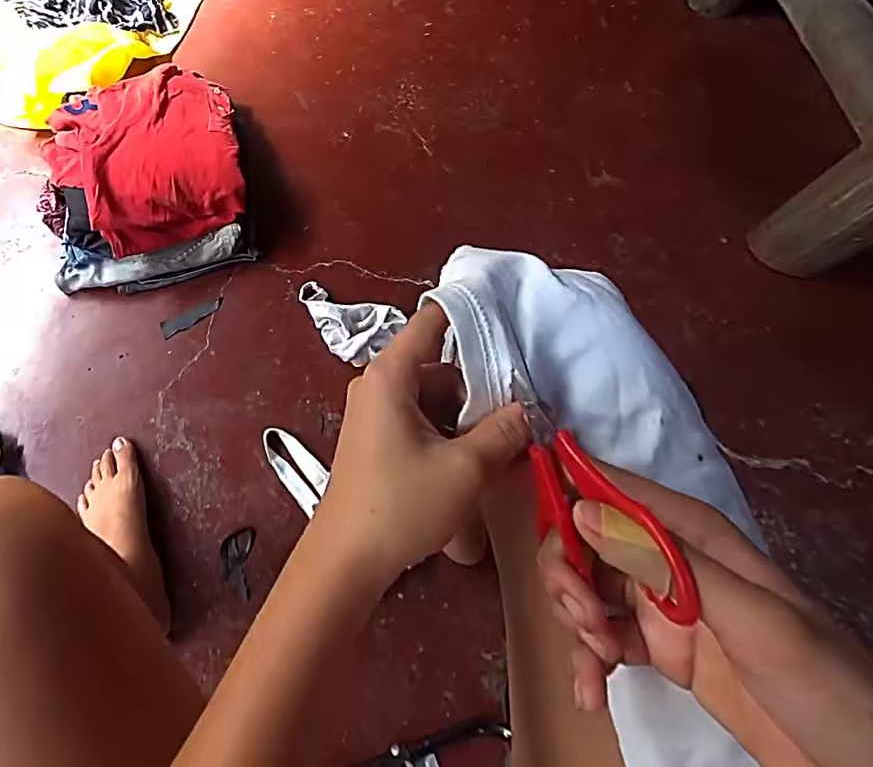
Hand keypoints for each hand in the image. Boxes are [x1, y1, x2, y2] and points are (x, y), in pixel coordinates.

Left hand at [310, 303, 530, 587]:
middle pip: (441, 367)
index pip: (433, 322)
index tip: (509, 314)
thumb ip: (502, 432)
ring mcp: (377, 411)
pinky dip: (450, 434)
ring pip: (435, 398)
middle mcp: (380, 383)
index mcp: (390, 374)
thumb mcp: (464, 469)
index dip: (470, 313)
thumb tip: (526, 409)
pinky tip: (478, 461)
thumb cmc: (400, 505)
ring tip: (505, 444)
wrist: (346, 560)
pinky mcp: (379, 436)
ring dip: (468, 418)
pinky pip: (422, 420)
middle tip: (519, 411)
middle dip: (480, 389)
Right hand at [540, 463, 872, 766]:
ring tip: (594, 660)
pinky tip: (590, 690)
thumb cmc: (827, 683)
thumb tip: (580, 508)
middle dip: (571, 571)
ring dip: (576, 616)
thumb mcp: (749, 618)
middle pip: (589, 538)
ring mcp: (665, 604)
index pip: (613, 488)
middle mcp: (670, 557)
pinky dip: (588, 657)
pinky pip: (604, 637)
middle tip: (582, 617)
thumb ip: (663, 560)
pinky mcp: (663, 650)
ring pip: (589, 586)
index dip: (569, 490)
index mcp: (691, 531)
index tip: (541, 518)